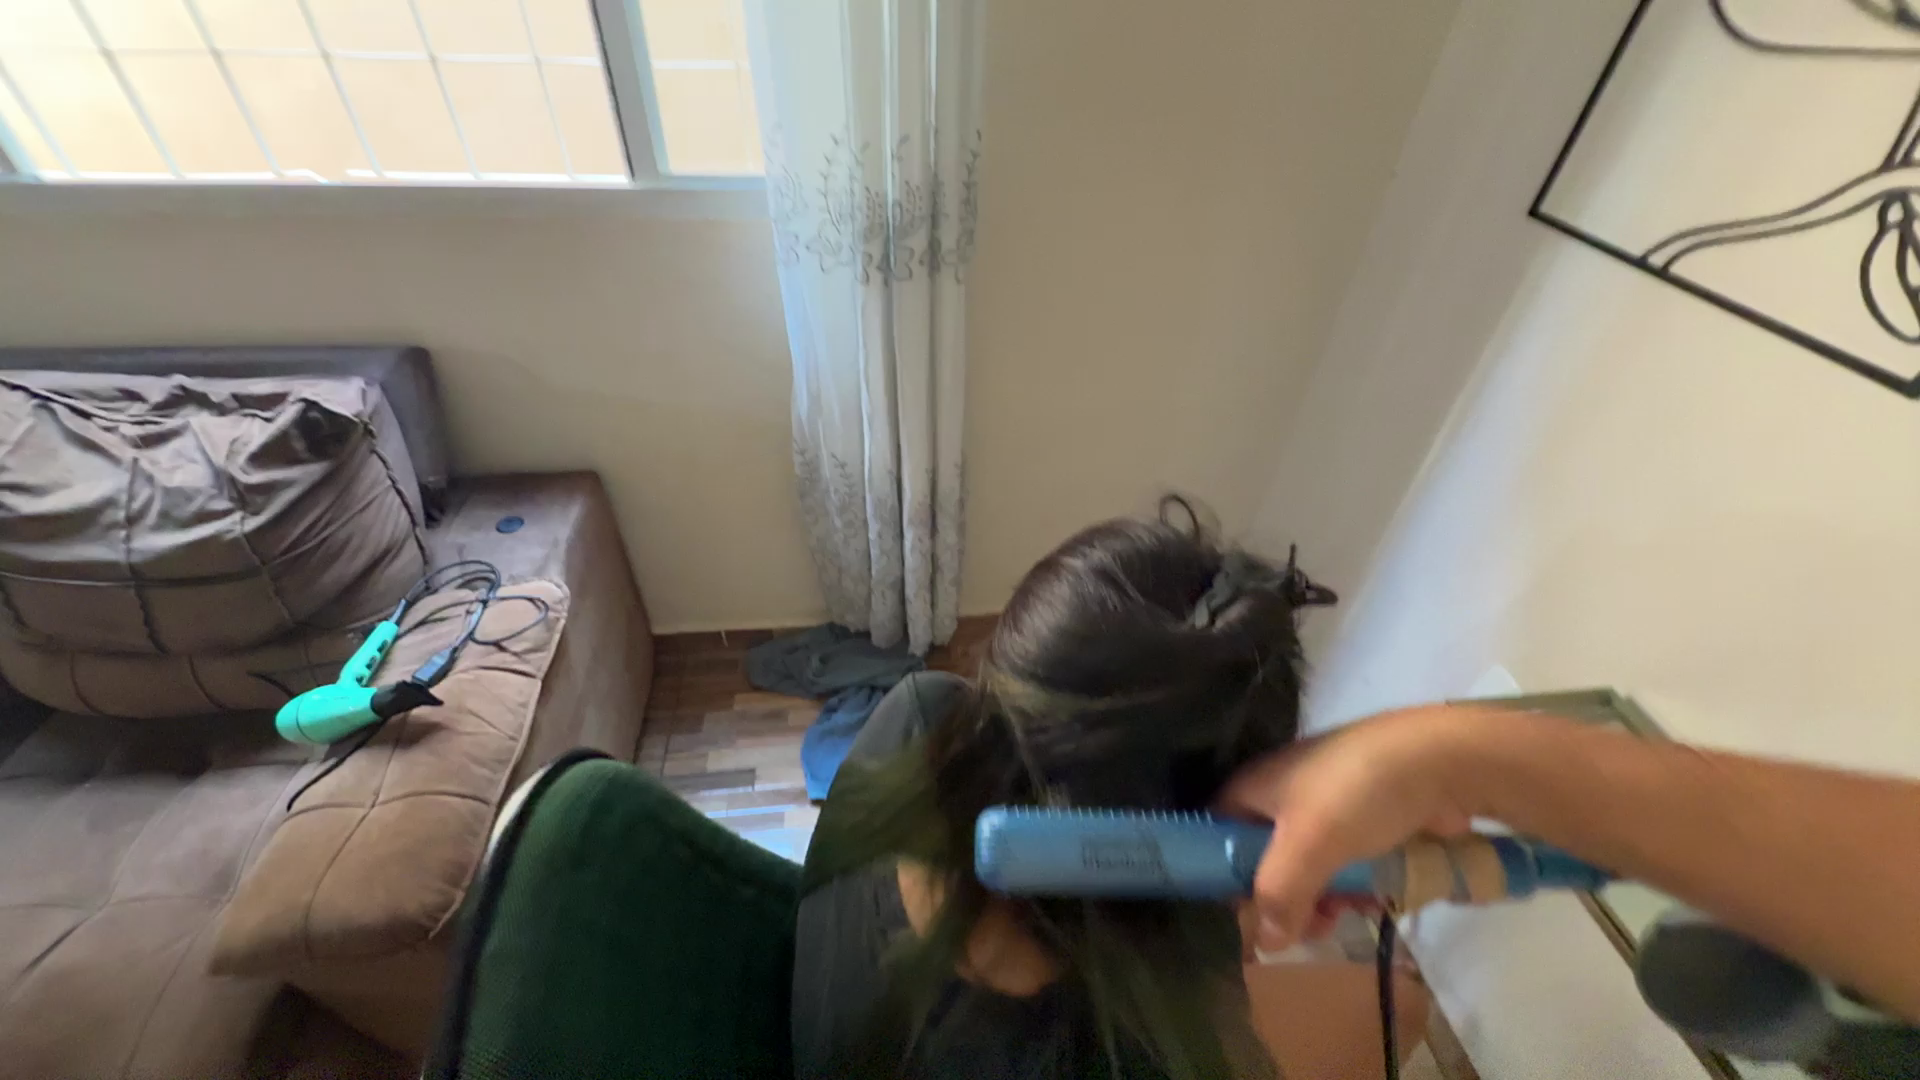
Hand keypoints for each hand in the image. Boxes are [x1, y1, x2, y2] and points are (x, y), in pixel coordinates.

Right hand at [1217, 705, 1493, 951]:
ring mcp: (1322, 807)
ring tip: (1346, 914)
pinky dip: (1351, 883)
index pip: (1215, 835)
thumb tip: (1265, 944)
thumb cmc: (1355, 793)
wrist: (1437, 760)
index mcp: (1252, 788)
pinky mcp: (1360, 820)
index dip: (1223, 874)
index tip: (1249, 915)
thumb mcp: (1308, 843)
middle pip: (1262, 857)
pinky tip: (1372, 898)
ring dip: (1322, 897)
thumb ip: (1280, 892)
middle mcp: (1279, 796)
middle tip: (1309, 927)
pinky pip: (1342, 861)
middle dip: (1284, 897)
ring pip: (1307, 865)